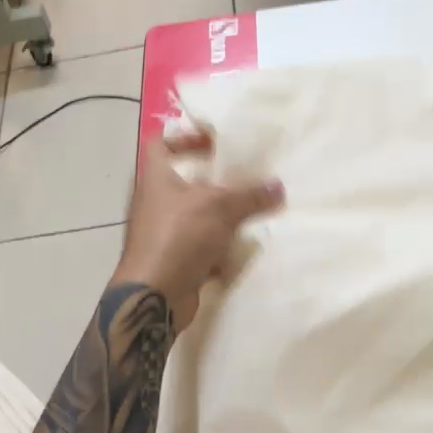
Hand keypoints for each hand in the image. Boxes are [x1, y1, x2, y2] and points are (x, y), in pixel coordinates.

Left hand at [116, 132, 284, 329]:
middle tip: (243, 179)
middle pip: (184, 181)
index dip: (185, 137)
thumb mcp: (220, 208)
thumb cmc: (179, 237)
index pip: (161, 143)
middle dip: (214, 182)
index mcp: (155, 177)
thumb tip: (278, 187)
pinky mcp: (172, 260)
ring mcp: (161, 233)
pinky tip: (240, 250)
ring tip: (250, 213)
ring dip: (219, 217)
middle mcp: (153, 202)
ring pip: (194, 217)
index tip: (214, 143)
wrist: (155, 296)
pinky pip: (198, 247)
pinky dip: (217, 248)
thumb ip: (250, 195)